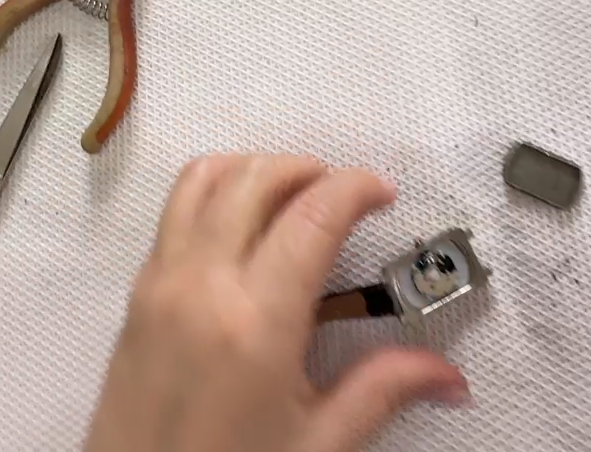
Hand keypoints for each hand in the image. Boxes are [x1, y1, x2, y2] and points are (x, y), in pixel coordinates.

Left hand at [83, 156, 468, 451]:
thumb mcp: (314, 447)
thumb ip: (381, 392)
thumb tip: (452, 374)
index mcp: (256, 321)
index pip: (310, 217)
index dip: (353, 188)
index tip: (382, 191)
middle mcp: (203, 280)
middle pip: (255, 178)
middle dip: (306, 168)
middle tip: (340, 193)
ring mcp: (162, 276)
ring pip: (205, 177)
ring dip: (254, 167)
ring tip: (291, 193)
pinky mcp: (138, 285)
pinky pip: (175, 207)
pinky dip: (213, 188)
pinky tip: (241, 221)